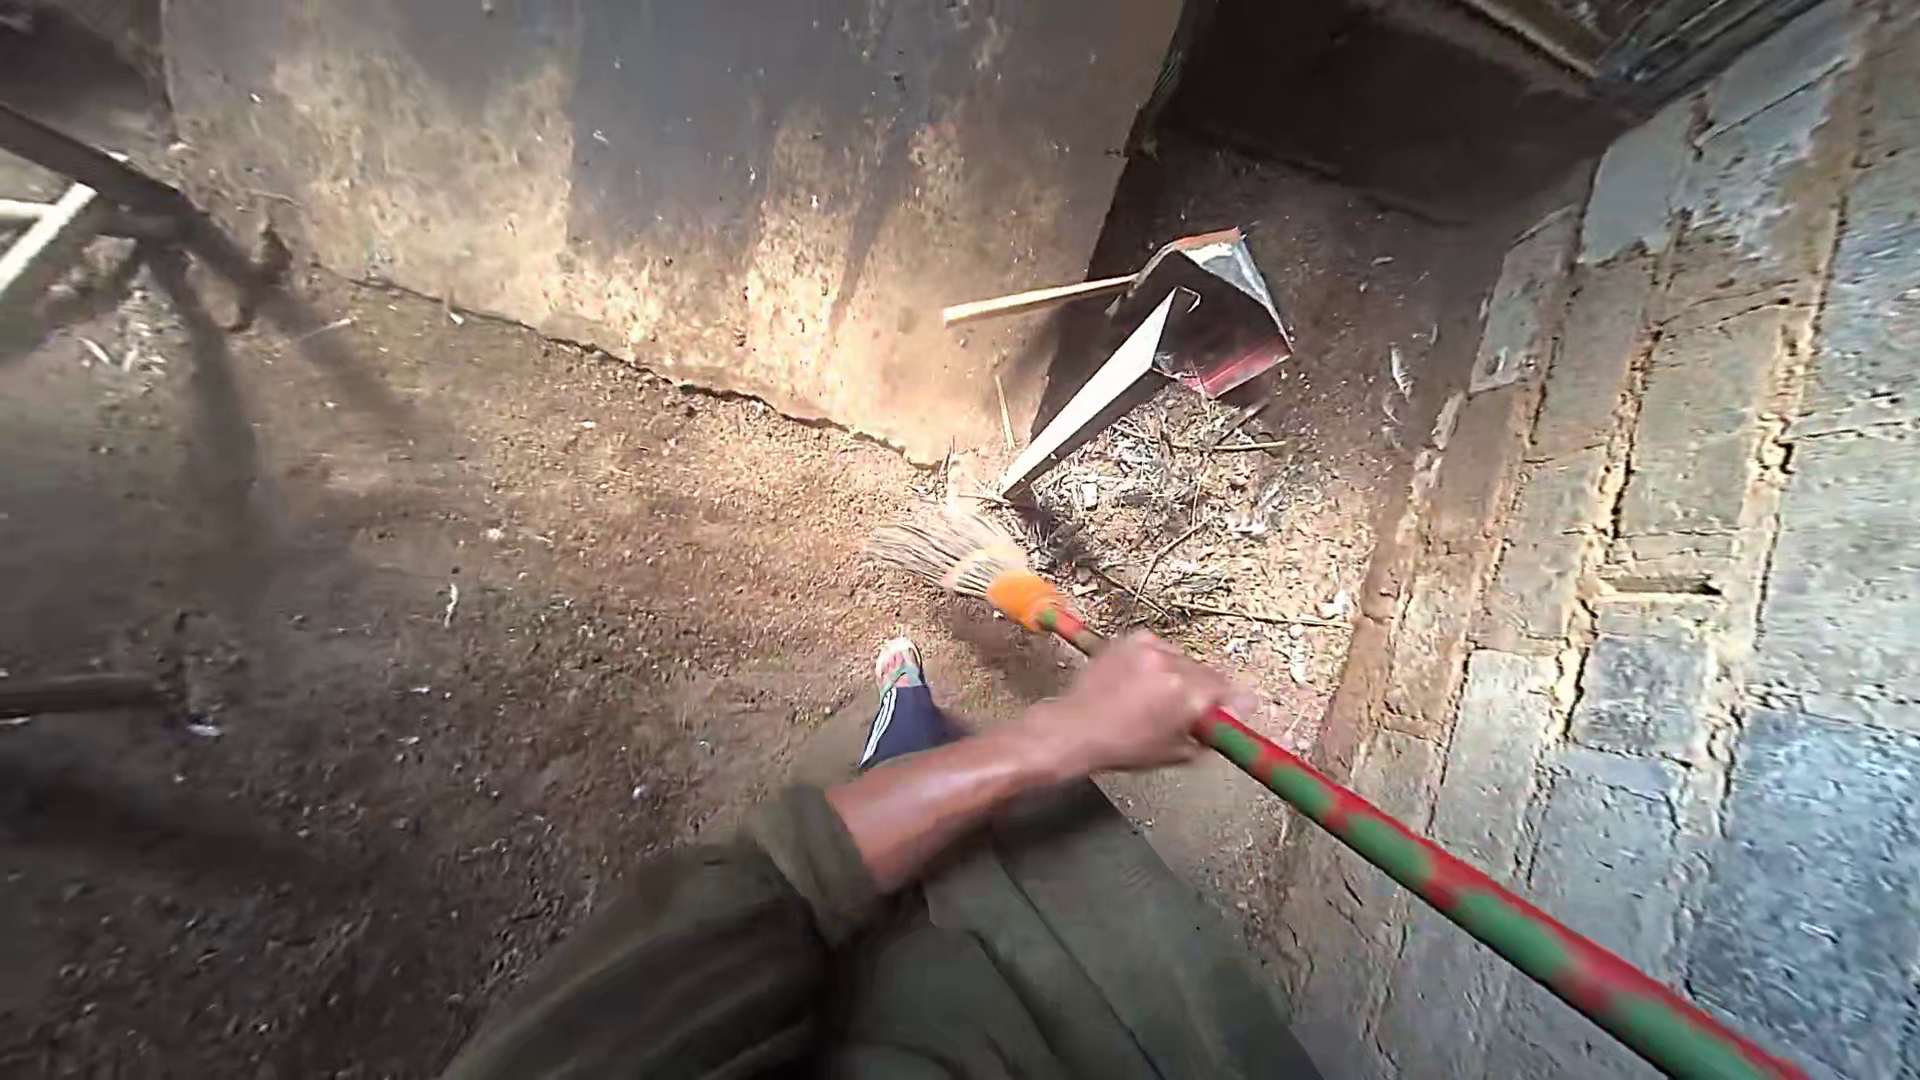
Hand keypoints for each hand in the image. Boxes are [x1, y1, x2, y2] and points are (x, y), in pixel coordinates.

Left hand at [1011, 632, 1246, 780]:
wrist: (1076, 728)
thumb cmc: (1119, 744)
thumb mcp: (1175, 752)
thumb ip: (1206, 736)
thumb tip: (1220, 729)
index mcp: (1185, 690)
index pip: (1227, 688)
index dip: (1235, 701)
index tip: (1238, 707)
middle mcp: (1166, 663)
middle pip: (1204, 671)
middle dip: (1206, 688)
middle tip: (1199, 706)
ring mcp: (1143, 649)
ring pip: (1178, 657)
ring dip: (1179, 672)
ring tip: (1163, 694)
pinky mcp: (1124, 642)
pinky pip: (1152, 647)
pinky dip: (1155, 660)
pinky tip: (1145, 679)